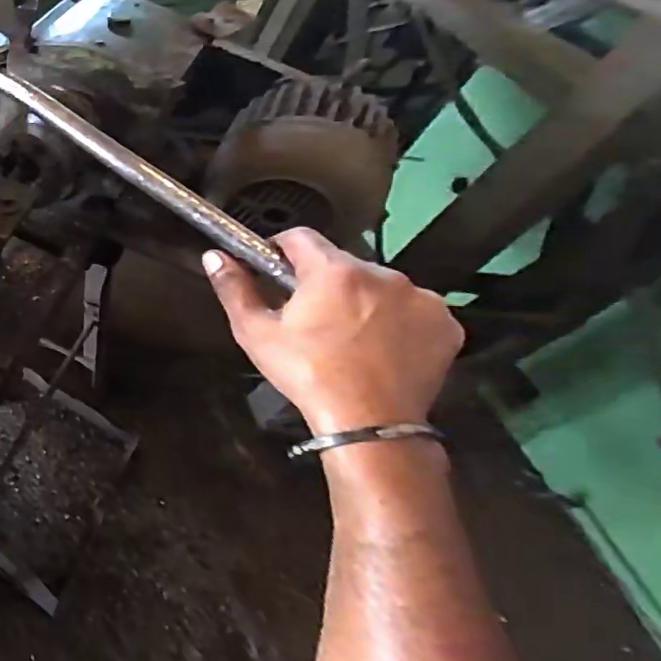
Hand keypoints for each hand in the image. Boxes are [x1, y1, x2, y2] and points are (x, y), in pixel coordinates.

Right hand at [202, 228, 463, 435]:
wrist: (369, 423)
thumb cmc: (305, 373)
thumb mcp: (256, 333)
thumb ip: (234, 289)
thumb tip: (214, 256)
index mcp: (333, 271)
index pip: (301, 237)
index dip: (281, 249)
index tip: (274, 271)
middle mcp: (382, 273)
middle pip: (341, 264)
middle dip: (323, 281)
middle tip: (310, 317)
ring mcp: (421, 298)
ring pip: (378, 286)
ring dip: (362, 299)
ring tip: (348, 336)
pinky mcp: (446, 323)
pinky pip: (413, 308)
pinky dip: (396, 320)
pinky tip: (382, 347)